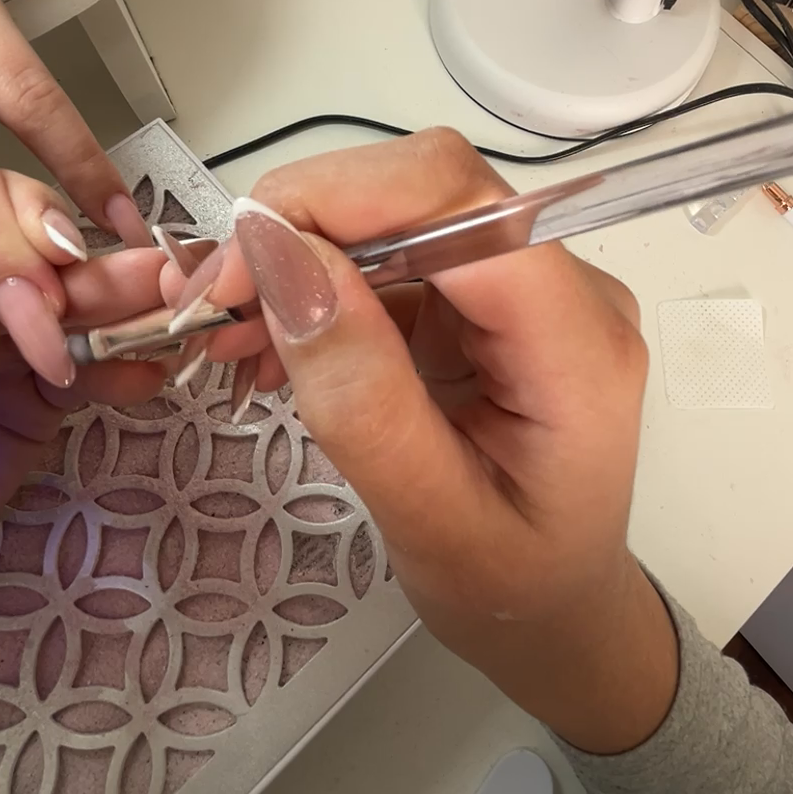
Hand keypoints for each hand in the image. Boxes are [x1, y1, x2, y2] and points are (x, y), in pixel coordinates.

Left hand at [0, 186, 169, 705]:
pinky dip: (119, 372)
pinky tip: (151, 375)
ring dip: (124, 312)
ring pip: (71, 310)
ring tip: (173, 322)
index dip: (9, 235)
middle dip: (93, 268)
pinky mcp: (32, 391)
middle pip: (32, 258)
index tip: (55, 264)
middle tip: (154, 277)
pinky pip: (85, 371)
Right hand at [163, 130, 677, 754]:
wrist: (552, 603)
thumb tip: (282, 260)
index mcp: (577, 344)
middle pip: (426, 190)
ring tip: (232, 335)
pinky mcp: (484, 300)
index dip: (338, 201)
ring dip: (301, 257)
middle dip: (305, 227)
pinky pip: (392, 258)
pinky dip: (320, 286)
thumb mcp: (429, 520)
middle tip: (214, 304)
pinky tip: (276, 341)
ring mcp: (525, 288)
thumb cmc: (510, 587)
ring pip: (397, 215)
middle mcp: (565, 289)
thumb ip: (362, 395)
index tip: (238, 268)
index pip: (463, 202)